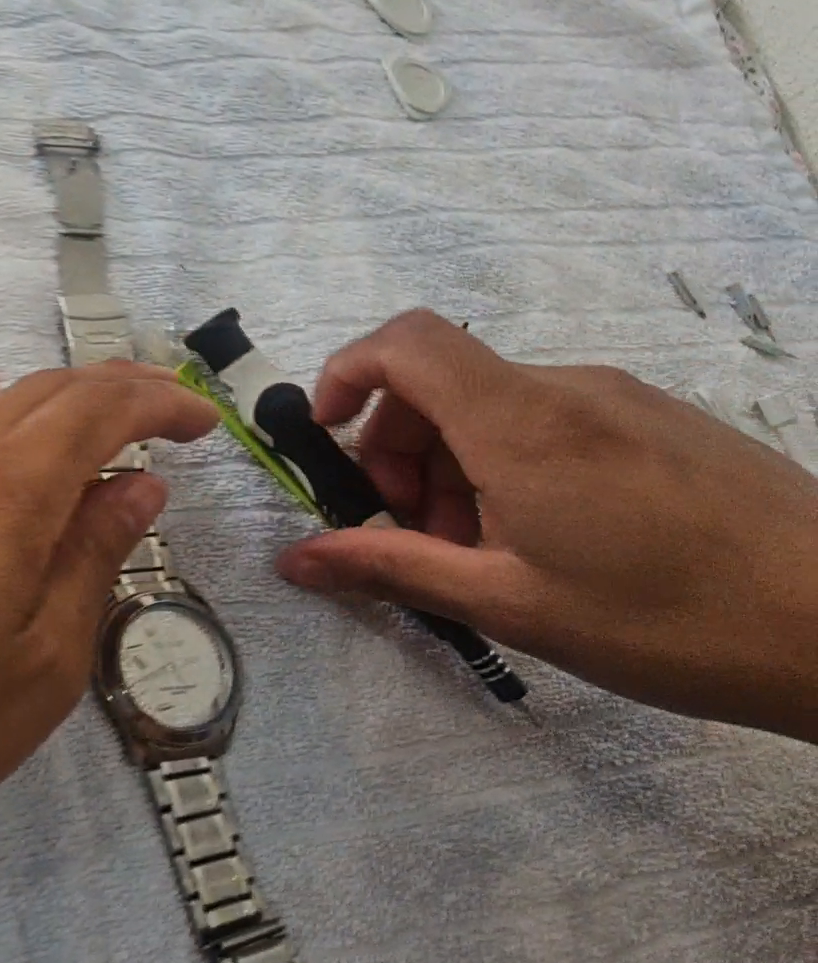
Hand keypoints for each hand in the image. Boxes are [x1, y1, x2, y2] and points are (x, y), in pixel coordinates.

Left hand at [0, 362, 217, 851]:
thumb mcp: (43, 663)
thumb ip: (90, 559)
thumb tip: (136, 487)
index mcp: (5, 497)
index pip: (94, 414)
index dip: (155, 406)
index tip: (201, 423)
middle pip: (46, 396)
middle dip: (117, 392)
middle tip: (171, 413)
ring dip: (56, 398)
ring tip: (103, 415)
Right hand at [274, 309, 817, 742]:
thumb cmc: (670, 619)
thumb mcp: (506, 602)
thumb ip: (387, 567)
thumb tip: (292, 560)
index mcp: (520, 423)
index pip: (404, 343)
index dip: (344, 372)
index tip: (326, 434)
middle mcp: (566, 389)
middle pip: (435, 384)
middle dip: (396, 452)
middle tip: (414, 533)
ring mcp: (619, 400)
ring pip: (488, 407)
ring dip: (449, 467)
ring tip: (480, 549)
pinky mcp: (657, 420)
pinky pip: (544, 420)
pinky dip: (504, 465)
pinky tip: (541, 537)